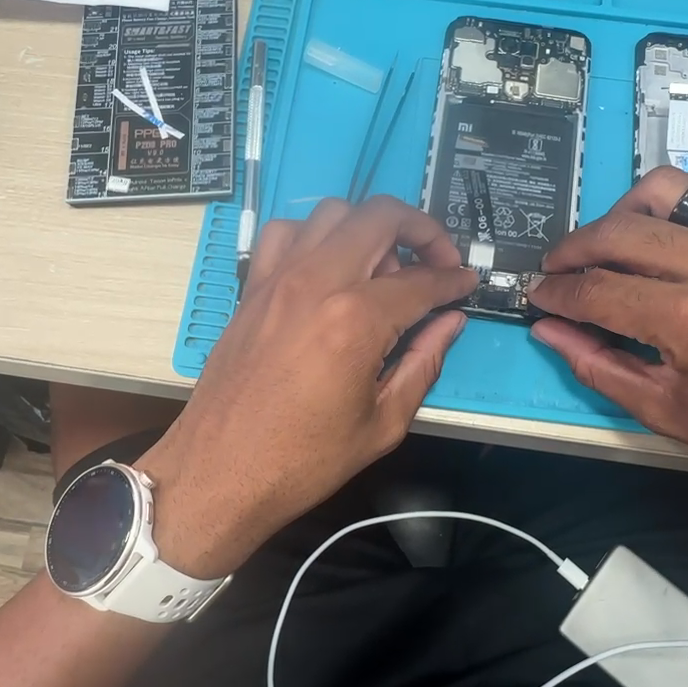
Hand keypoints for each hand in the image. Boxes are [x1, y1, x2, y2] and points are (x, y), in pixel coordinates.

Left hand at [139, 197, 478, 577]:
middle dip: (421, 230)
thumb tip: (449, 323)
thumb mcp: (383, 424)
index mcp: (356, 319)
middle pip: (380, 216)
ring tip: (382, 270)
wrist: (220, 473)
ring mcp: (278, 279)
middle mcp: (317, 282)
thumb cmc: (304, 460)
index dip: (453, 281)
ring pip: (332, 213)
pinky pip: (285, 233)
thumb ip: (424, 364)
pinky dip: (315, 235)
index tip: (467, 284)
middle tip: (437, 262)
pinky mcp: (253, 289)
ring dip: (369, 229)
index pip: (421, 280)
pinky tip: (327, 268)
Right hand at [526, 167, 687, 493]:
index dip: (556, 294)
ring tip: (606, 247)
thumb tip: (549, 330)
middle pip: (619, 232)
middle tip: (555, 273)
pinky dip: (668, 208)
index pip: (598, 289)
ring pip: (662, 191)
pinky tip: (657, 240)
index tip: (536, 298)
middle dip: (572, 250)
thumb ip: (599, 365)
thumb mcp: (667, 412)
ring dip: (619, 214)